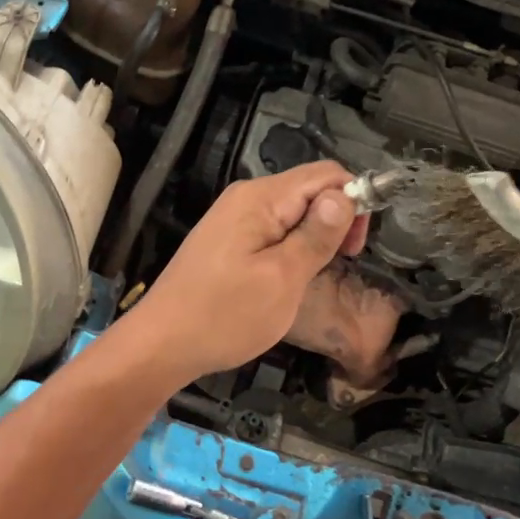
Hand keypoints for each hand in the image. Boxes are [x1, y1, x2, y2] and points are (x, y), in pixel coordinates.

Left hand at [118, 162, 368, 385]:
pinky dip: (292, 246)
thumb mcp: (282, 279)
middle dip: (335, 219)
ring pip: (293, 210)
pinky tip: (290, 276)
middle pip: (309, 188)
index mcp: (261, 198)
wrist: (161, 344)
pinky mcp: (229, 238)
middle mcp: (247, 197)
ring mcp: (235, 217)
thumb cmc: (224, 315)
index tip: (358, 246)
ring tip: (316, 275)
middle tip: (341, 263)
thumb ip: (316, 236)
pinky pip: (274, 228)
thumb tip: (346, 194)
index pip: (324, 174)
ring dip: (314, 236)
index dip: (352, 200)